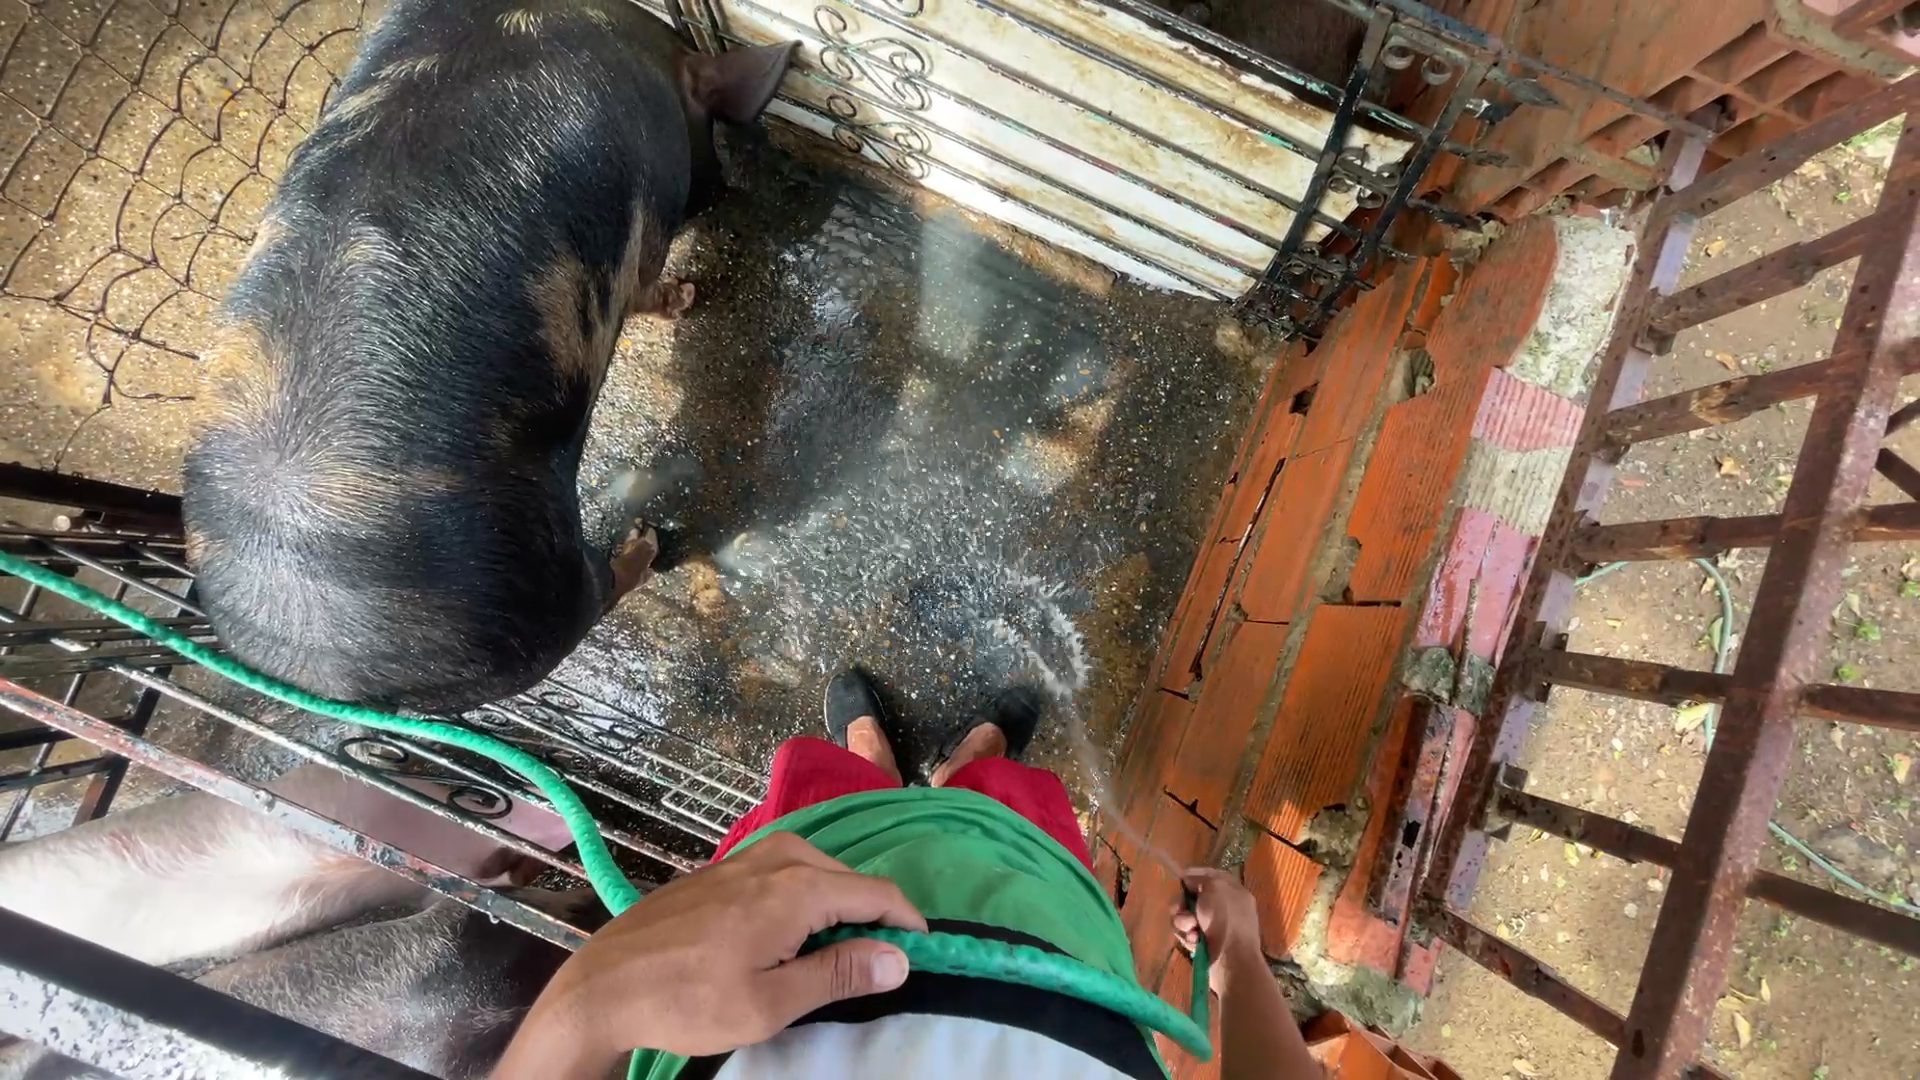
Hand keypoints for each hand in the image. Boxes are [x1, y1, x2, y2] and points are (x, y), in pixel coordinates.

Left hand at [508, 832, 924, 1070]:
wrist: (605, 982)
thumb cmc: (689, 999)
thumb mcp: (769, 1003)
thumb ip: (839, 974)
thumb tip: (901, 958)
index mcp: (801, 886)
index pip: (880, 894)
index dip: (907, 924)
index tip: (920, 956)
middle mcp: (787, 855)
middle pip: (853, 881)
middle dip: (873, 919)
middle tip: (870, 970)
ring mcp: (758, 853)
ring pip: (825, 874)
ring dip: (839, 910)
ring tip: (828, 959)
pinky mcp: (736, 862)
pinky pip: (794, 872)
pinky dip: (810, 900)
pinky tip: (789, 937)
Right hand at [1171, 867, 1264, 994]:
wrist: (1232, 961)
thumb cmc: (1226, 919)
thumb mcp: (1214, 886)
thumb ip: (1199, 878)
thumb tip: (1188, 880)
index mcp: (1231, 890)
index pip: (1208, 875)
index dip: (1192, 876)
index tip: (1180, 880)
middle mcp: (1223, 907)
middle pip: (1191, 896)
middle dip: (1182, 903)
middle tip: (1181, 909)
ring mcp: (1214, 926)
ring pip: (1185, 915)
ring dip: (1183, 921)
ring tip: (1192, 930)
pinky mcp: (1204, 943)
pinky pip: (1186, 933)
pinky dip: (1188, 936)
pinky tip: (1194, 941)